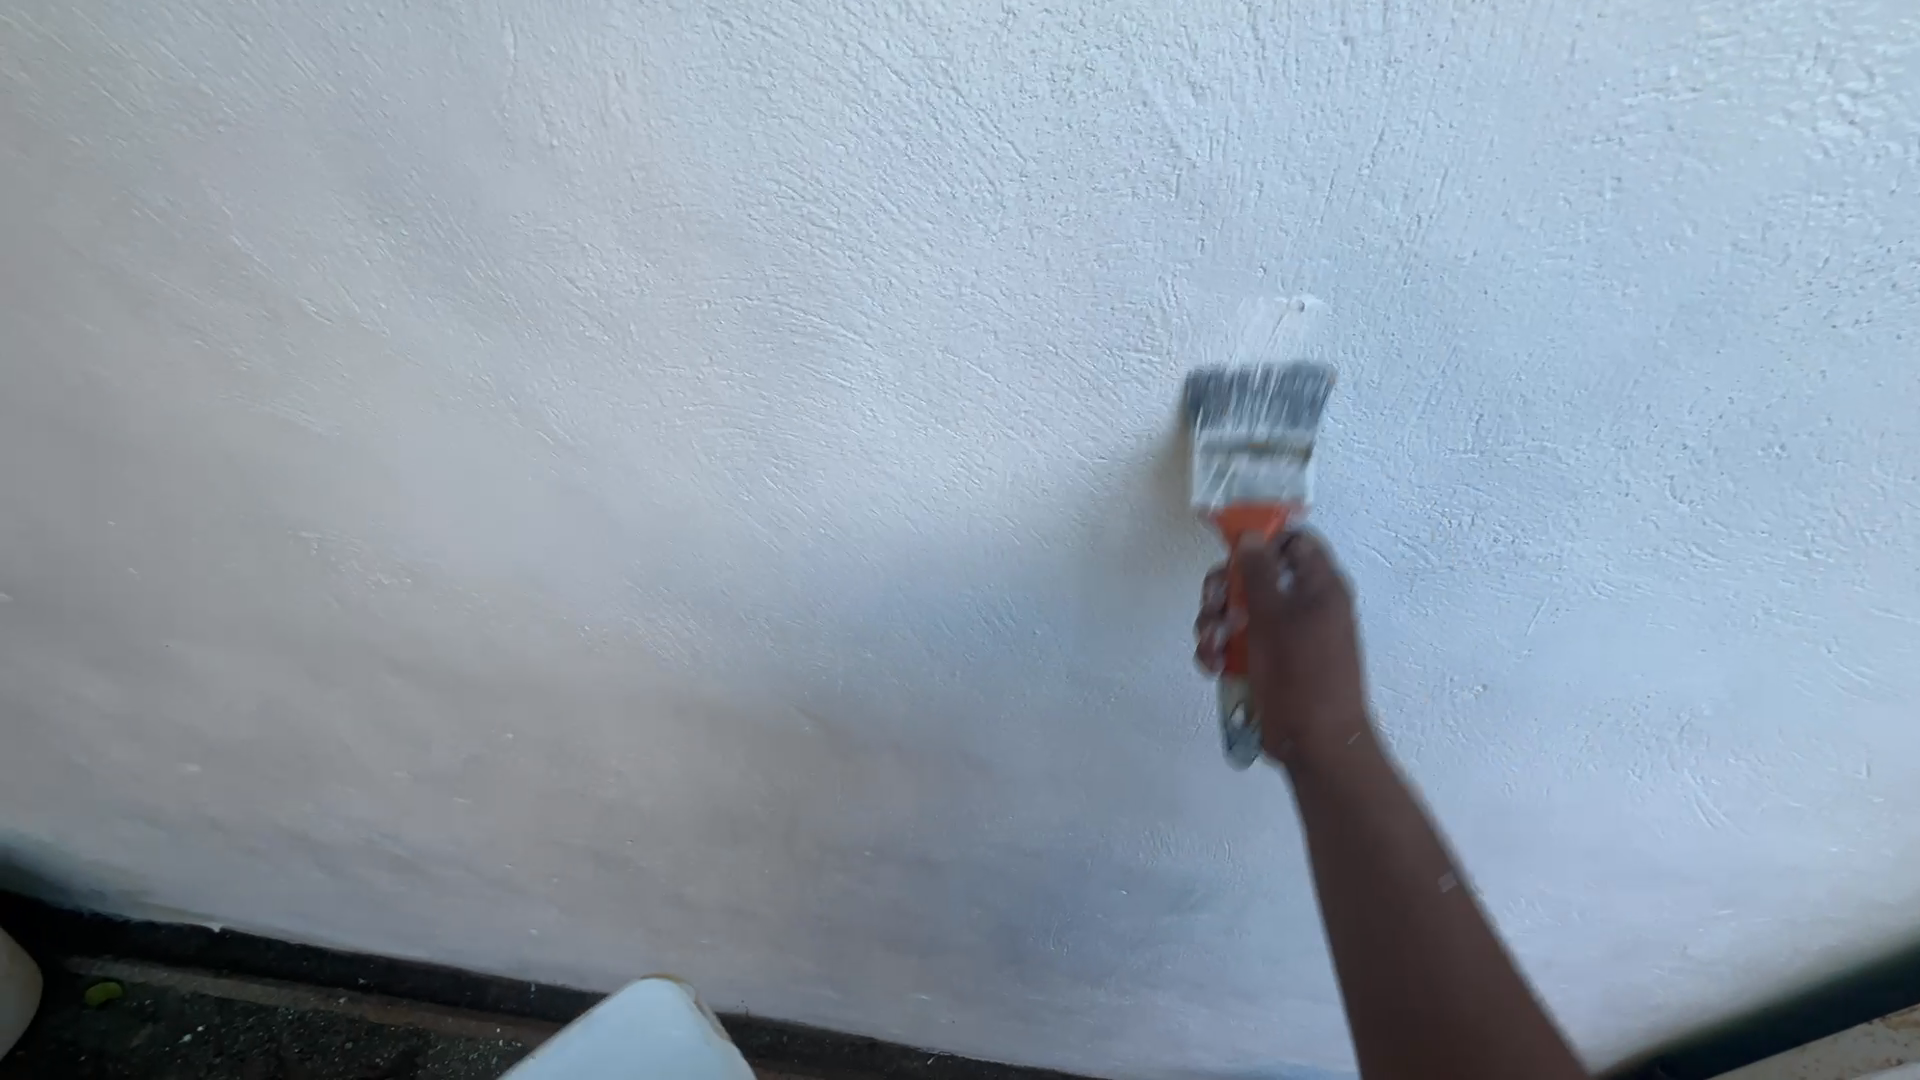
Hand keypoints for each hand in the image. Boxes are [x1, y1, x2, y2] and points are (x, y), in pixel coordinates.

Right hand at [1195, 528, 1372, 766]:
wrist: (1313, 741)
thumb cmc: (1301, 672)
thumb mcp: (1275, 616)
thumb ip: (1258, 572)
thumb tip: (1250, 536)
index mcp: (1317, 586)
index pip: (1292, 542)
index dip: (1262, 539)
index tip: (1229, 548)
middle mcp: (1300, 604)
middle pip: (1253, 575)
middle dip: (1224, 589)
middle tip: (1214, 606)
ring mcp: (1281, 633)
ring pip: (1236, 609)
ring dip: (1214, 624)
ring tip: (1212, 646)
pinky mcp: (1264, 659)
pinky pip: (1234, 641)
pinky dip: (1219, 650)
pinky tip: (1214, 665)